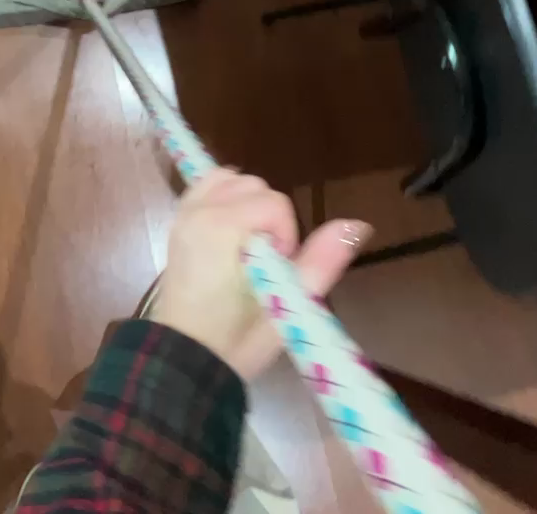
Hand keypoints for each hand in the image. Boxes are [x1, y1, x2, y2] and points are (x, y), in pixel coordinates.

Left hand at [147, 169, 370, 380]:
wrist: (188, 356)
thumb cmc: (239, 338)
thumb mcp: (288, 304)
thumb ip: (322, 260)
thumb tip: (357, 224)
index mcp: (222, 226)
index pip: (275, 203)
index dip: (286, 235)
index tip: (276, 270)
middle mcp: (200, 209)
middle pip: (255, 185)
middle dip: (269, 219)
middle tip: (264, 263)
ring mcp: (185, 212)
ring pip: (231, 178)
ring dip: (249, 203)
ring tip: (249, 245)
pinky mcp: (178, 219)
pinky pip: (207, 184)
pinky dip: (226, 195)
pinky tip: (233, 228)